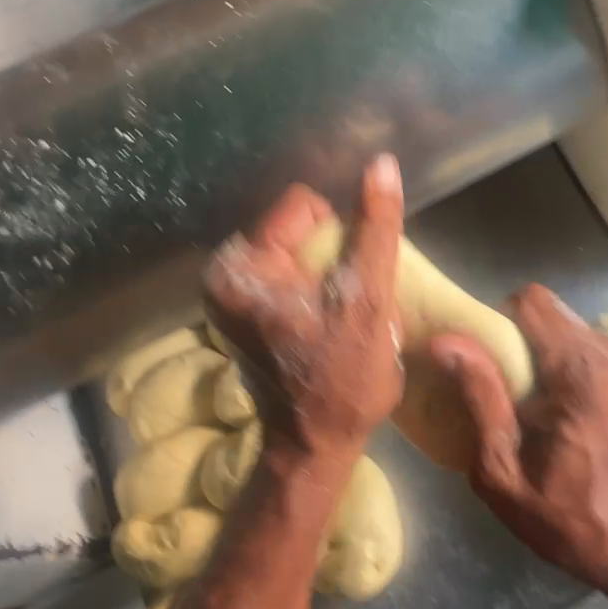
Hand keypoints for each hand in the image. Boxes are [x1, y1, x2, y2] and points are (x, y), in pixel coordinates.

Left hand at [203, 155, 404, 461]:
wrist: (317, 445)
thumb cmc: (342, 377)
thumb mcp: (368, 298)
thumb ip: (375, 228)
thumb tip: (382, 163)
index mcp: (240, 266)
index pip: (304, 206)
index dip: (341, 233)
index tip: (351, 275)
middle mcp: (225, 274)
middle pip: (301, 226)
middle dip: (333, 252)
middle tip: (347, 297)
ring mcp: (234, 294)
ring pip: (301, 248)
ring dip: (328, 269)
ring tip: (340, 310)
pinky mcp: (246, 312)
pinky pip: (292, 272)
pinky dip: (315, 285)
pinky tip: (328, 317)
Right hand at [429, 285, 607, 589]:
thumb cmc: (555, 509)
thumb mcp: (500, 465)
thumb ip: (479, 394)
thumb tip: (443, 340)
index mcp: (577, 368)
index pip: (527, 302)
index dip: (495, 323)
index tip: (479, 363)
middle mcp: (600, 347)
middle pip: (538, 307)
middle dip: (507, 335)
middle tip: (491, 383)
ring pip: (549, 317)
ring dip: (523, 346)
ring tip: (512, 394)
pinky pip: (562, 334)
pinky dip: (541, 354)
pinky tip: (536, 397)